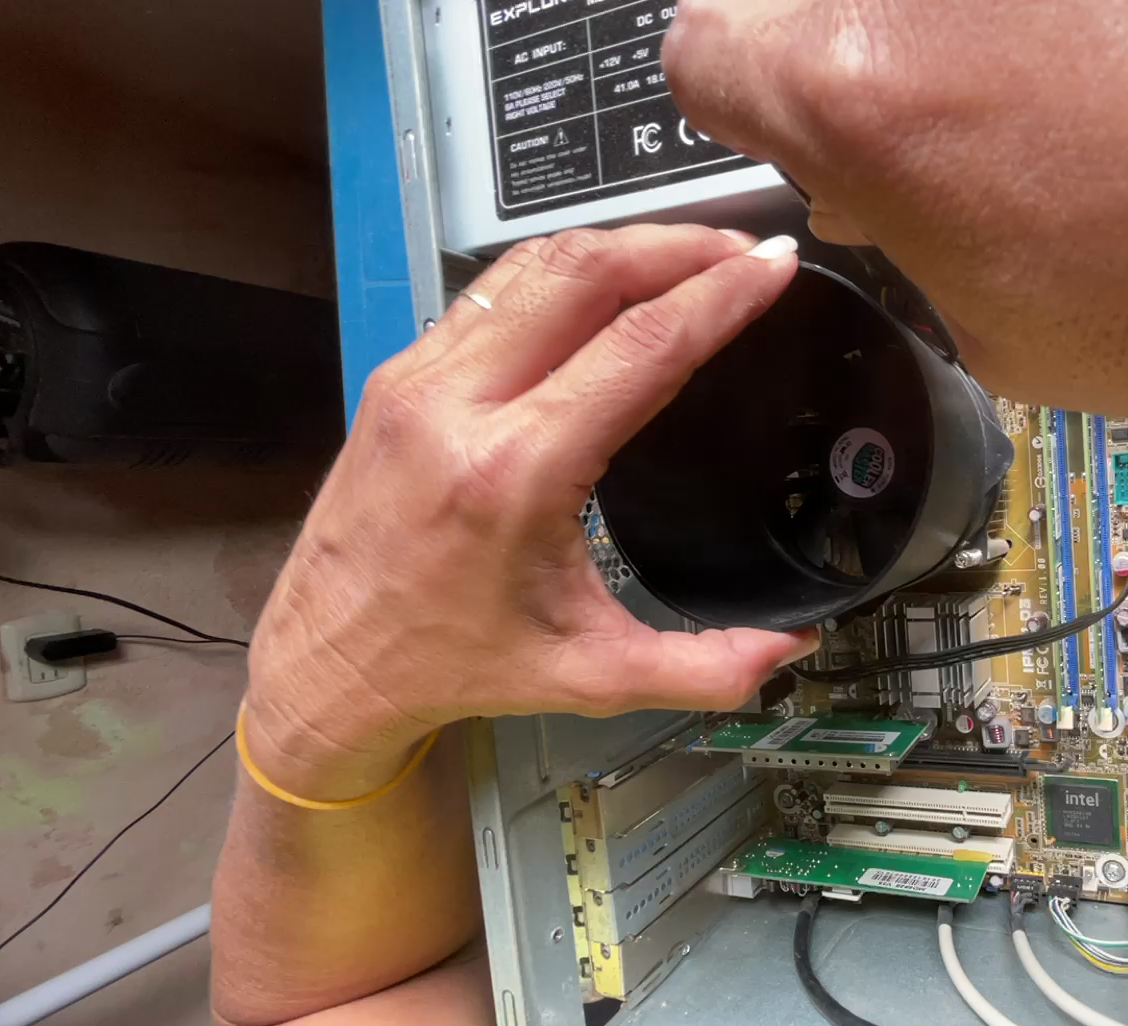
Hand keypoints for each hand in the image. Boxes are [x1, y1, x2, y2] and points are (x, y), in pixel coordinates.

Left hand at [243, 226, 814, 799]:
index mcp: (519, 471)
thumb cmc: (465, 666)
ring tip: (695, 251)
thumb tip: (798, 643)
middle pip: (586, 273)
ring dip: (626, 243)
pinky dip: (572, 266)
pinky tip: (615, 278)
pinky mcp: (404, 372)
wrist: (328, 663)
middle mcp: (461, 401)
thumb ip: (709, 669)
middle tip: (748, 246)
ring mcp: (421, 375)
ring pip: (535, 262)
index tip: (775, 264)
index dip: (721, 296)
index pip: (641, 346)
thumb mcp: (598, 679)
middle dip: (680, 245)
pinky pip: (500, 286)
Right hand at [663, 1, 1127, 483]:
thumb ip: (900, 254)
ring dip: (977, 40)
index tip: (792, 148)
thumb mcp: (1005, 335)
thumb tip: (865, 206)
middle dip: (868, 77)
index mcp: (867, 87)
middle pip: (824, 0)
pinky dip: (1068, 19)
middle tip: (967, 152)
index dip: (746, 116)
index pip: (711, 60)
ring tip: (1090, 109)